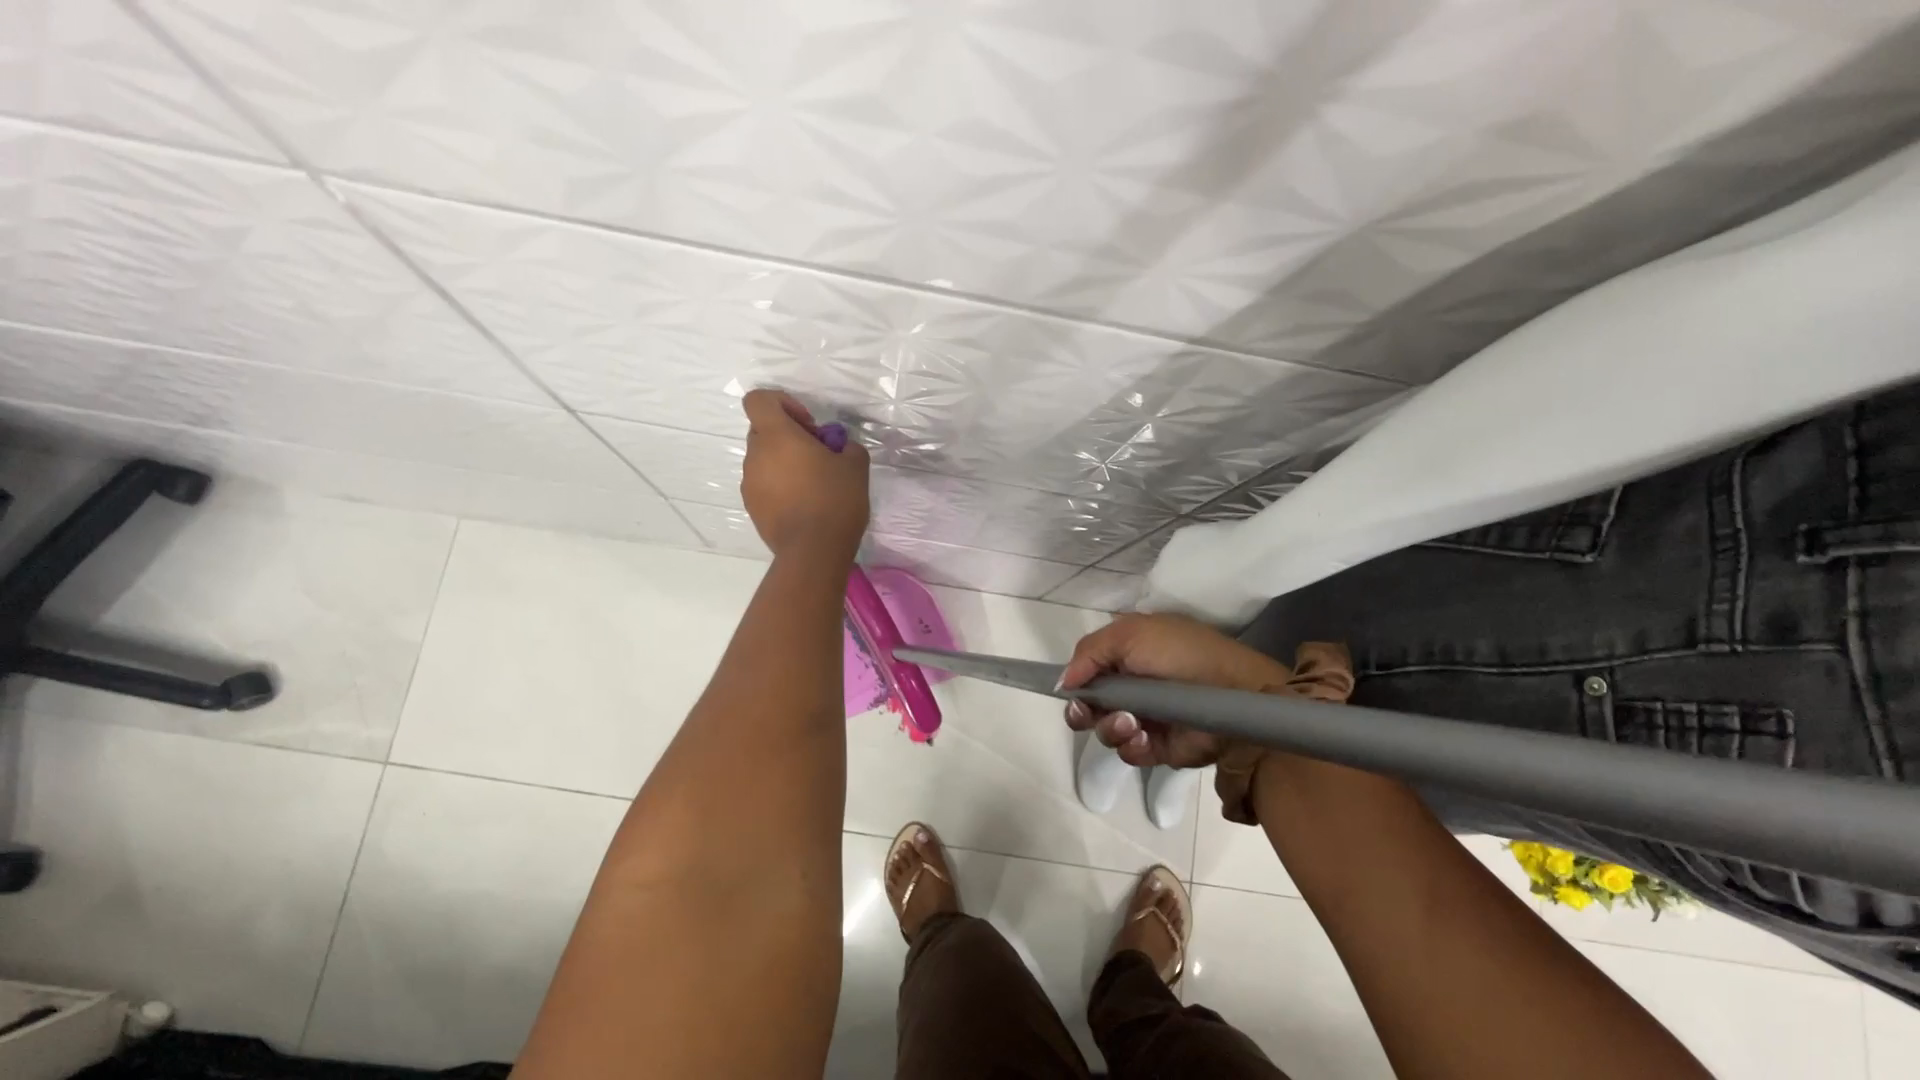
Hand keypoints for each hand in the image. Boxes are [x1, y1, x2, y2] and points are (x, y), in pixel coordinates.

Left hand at [741, 389, 870, 559]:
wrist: (813, 551)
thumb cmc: (835, 500)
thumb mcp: (856, 466)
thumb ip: (846, 447)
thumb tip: (840, 449)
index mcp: (776, 436)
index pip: (759, 400)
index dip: (783, 403)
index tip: (808, 424)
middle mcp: (755, 456)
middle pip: (764, 431)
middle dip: (789, 436)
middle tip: (818, 455)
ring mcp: (749, 484)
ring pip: (764, 459)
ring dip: (785, 463)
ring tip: (815, 484)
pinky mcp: (752, 508)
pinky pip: (764, 484)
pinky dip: (780, 486)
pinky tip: (805, 505)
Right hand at [1059, 613, 1292, 768]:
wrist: (1232, 692)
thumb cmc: (1182, 655)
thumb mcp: (1130, 634)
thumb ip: (1089, 653)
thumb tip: (1064, 683)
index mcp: (1128, 655)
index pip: (1087, 672)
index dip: (1075, 682)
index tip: (1069, 691)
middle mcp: (1133, 687)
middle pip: (1088, 706)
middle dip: (1083, 711)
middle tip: (1088, 713)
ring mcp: (1146, 718)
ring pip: (1105, 731)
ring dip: (1110, 727)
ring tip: (1132, 722)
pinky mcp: (1159, 747)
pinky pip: (1129, 752)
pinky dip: (1132, 746)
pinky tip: (1145, 736)